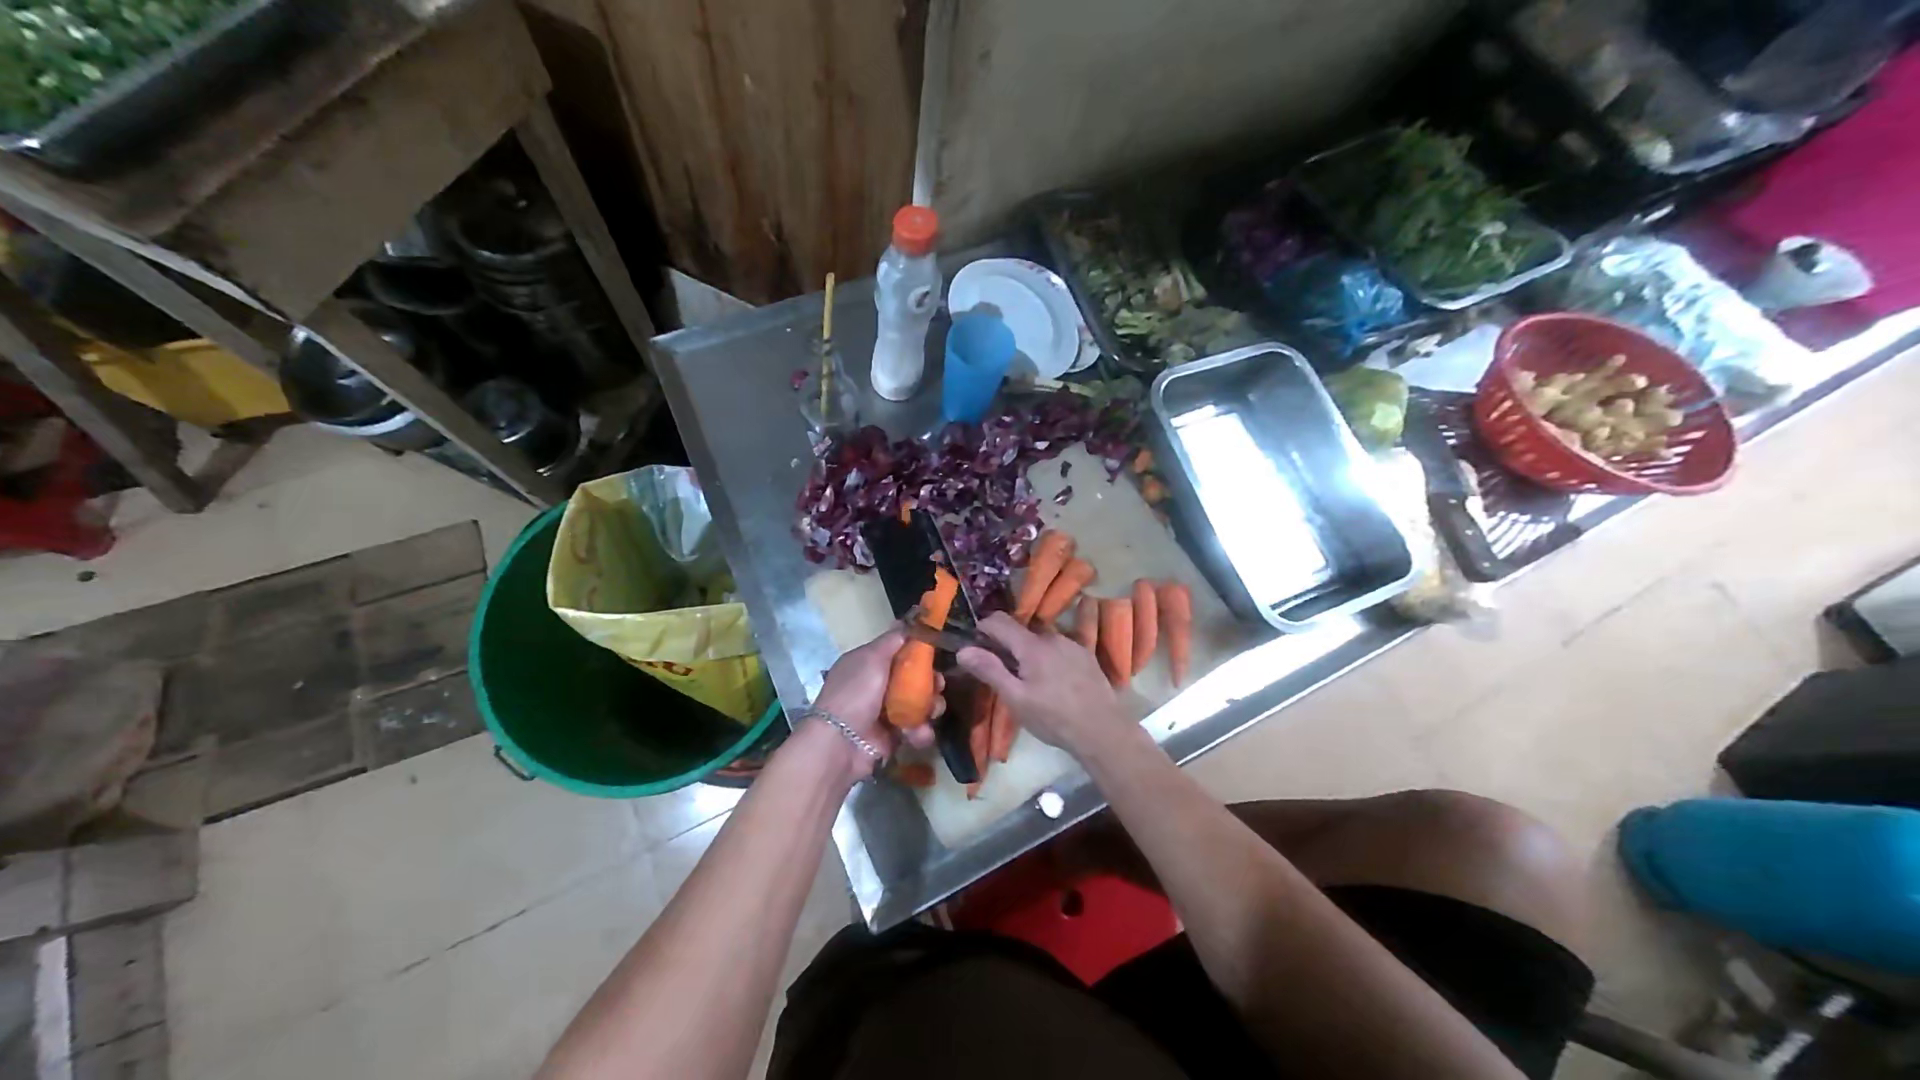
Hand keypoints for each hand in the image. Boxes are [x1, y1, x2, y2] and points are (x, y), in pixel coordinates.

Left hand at [807, 628, 937, 780]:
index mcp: (867, 664)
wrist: (841, 743)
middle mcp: (877, 685)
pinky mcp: (894, 735)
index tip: (936, 652)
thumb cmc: (856, 693)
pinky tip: (918, 733)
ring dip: (930, 707)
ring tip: (932, 711)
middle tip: (938, 685)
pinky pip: (916, 728)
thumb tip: (907, 621)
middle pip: (914, 678)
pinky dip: (920, 731)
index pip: (899, 652)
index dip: (918, 651)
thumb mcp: (872, 658)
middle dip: (931, 682)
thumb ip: (892, 640)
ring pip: (920, 704)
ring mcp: (886, 712)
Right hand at [956, 613, 1128, 755]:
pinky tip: (1053, 681)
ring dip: (1030, 651)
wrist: (1102, 731)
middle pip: (1022, 630)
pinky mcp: (1087, 656)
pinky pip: (1060, 648)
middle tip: (1001, 669)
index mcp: (1032, 645)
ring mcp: (1073, 645)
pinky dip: (1049, 657)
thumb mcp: (1015, 699)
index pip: (1000, 620)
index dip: (983, 626)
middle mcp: (1053, 637)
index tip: (975, 641)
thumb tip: (963, 650)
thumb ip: (990, 670)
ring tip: (1028, 678)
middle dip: (1007, 643)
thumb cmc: (1053, 718)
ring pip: (1042, 640)